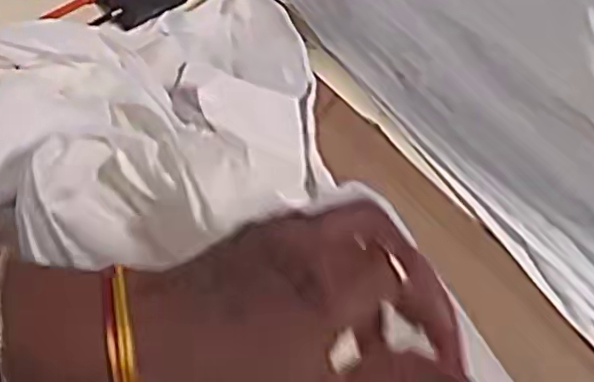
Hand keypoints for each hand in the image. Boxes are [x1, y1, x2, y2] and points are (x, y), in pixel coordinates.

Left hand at [129, 201, 466, 381]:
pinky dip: (335, 263)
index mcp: (323, 285)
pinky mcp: (249, 237)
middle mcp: (301, 246)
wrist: (144, 340)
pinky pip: (310, 234)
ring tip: (377, 333)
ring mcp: (271, 234)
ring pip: (344, 226)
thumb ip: (386, 375)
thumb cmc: (222, 372)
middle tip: (425, 330)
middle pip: (379, 227)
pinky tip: (328, 315)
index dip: (444, 328)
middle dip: (413, 275)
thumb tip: (440, 370)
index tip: (450, 366)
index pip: (410, 280)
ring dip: (373, 268)